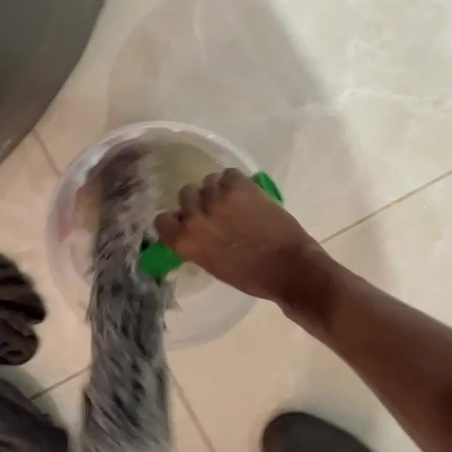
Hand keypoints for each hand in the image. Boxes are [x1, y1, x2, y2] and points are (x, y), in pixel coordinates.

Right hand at [154, 169, 333, 309]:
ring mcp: (216, 199)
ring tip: (238, 202)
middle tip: (219, 211)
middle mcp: (194, 217)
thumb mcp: (212, 265)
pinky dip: (238, 182)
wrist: (288, 268)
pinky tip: (249, 195)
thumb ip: (197, 244)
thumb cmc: (251, 277)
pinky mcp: (238, 186)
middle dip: (200, 201)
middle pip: (186, 194)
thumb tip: (194, 229)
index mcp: (185, 242)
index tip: (189, 221)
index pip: (163, 220)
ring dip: (220, 190)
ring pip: (208, 182)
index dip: (177, 218)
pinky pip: (229, 174)